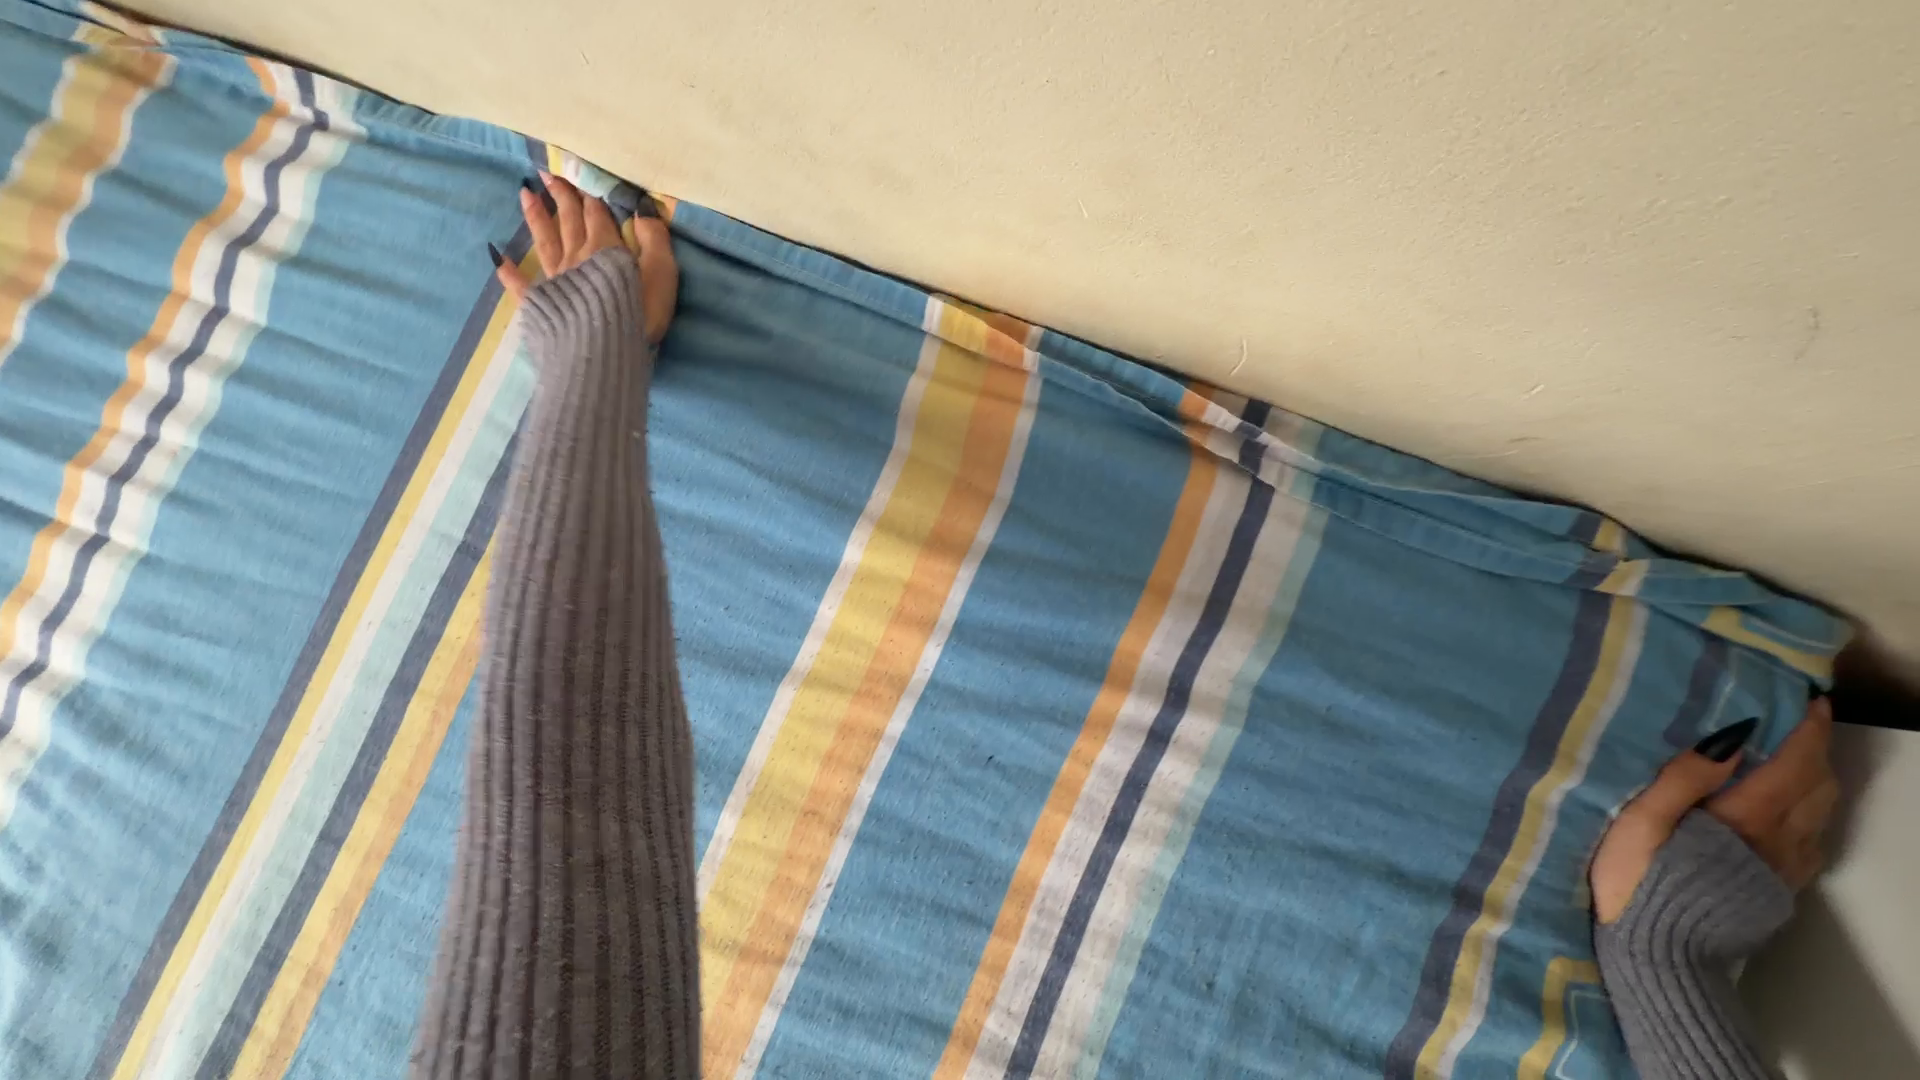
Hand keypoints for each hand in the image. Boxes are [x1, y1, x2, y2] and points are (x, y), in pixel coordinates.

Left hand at [492, 172, 678, 344]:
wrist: (606, 350)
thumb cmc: (640, 313)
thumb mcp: (662, 275)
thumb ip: (655, 240)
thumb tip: (643, 208)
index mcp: (606, 247)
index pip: (597, 213)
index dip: (589, 192)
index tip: (576, 172)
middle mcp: (577, 256)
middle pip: (569, 220)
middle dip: (561, 196)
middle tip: (547, 174)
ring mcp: (557, 279)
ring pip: (545, 241)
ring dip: (535, 217)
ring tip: (524, 194)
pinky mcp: (543, 303)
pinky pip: (522, 285)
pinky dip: (510, 272)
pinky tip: (499, 259)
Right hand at [1591, 697, 1837, 923]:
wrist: (1659, 955)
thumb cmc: (1636, 881)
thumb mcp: (1641, 824)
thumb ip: (1681, 780)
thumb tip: (1726, 738)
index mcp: (1745, 820)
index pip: (1790, 766)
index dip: (1803, 731)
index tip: (1808, 700)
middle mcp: (1779, 842)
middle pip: (1815, 788)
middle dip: (1813, 751)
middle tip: (1799, 720)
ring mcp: (1783, 869)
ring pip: (1818, 815)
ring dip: (1814, 780)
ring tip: (1794, 755)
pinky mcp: (1777, 890)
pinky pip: (1809, 840)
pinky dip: (1807, 811)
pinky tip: (1786, 808)